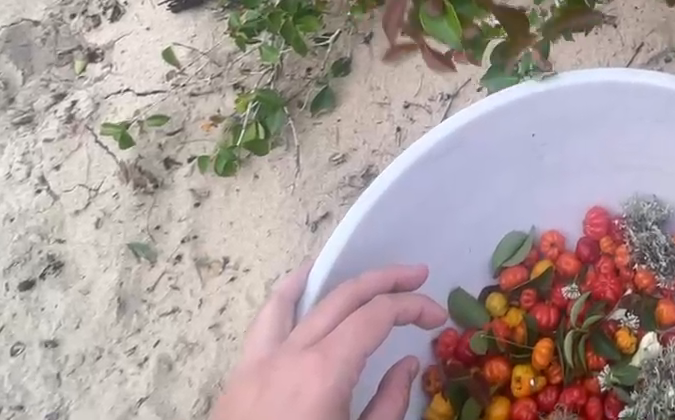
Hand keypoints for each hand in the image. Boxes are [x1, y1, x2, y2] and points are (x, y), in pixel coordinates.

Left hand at [211, 264, 444, 419]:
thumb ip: (389, 404)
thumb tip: (405, 365)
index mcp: (326, 370)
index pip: (379, 314)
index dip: (414, 307)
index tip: (437, 318)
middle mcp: (293, 354)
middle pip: (347, 295)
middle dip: (388, 280)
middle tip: (420, 277)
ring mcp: (259, 363)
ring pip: (304, 298)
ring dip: (342, 278)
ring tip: (365, 271)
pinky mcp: (238, 379)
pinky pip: (265, 320)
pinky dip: (288, 293)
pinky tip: (301, 284)